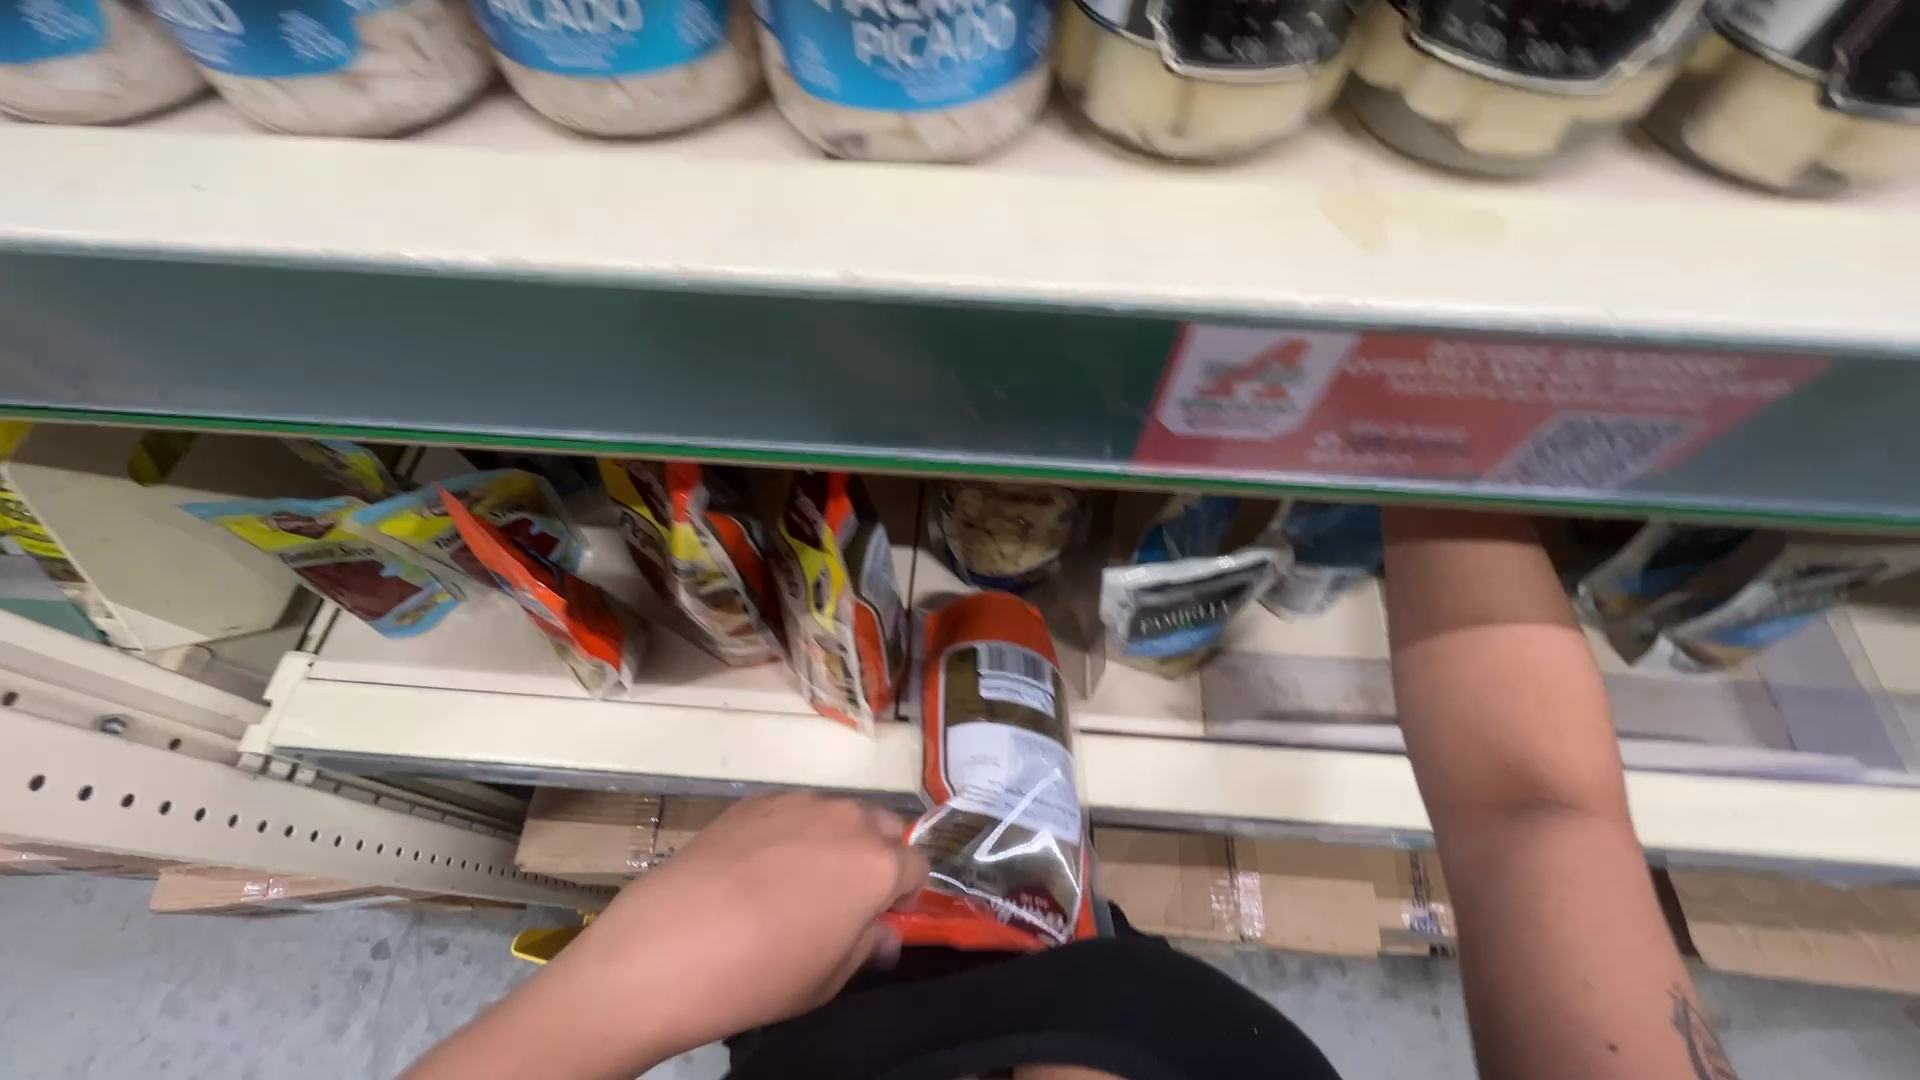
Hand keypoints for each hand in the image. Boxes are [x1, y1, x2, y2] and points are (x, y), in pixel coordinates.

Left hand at [540, 793, 927, 1064]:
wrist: (668, 945)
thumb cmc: (761, 974)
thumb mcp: (828, 979)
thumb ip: (868, 944)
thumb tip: (884, 930)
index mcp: (879, 865)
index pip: (918, 864)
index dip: (903, 893)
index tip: (879, 916)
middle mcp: (848, 820)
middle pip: (885, 827)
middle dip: (877, 856)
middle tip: (842, 898)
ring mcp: (800, 803)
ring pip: (838, 814)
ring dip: (835, 840)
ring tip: (794, 880)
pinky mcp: (758, 799)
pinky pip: (794, 811)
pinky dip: (791, 831)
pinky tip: (755, 868)